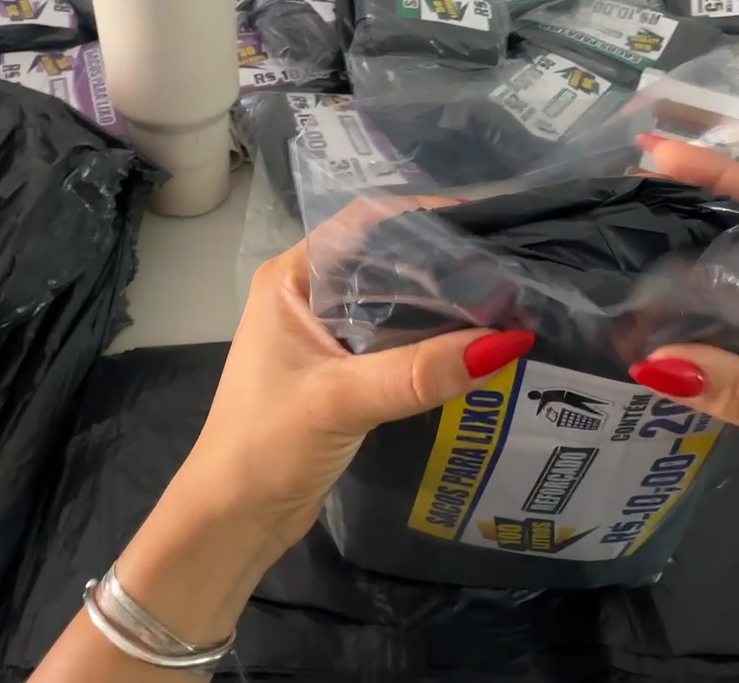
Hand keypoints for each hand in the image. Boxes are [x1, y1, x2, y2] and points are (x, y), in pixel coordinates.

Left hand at [97, 198, 534, 653]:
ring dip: (437, 303)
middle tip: (502, 266)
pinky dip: (428, 340)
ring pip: (390, 301)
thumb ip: (419, 372)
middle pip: (381, 259)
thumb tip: (507, 342)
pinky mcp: (340, 371)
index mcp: (291, 278)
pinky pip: (392, 340)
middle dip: (438, 262)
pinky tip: (471, 345)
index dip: (418, 215)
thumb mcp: (341, 400)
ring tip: (501, 299)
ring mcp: (322, 334)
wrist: (231, 521)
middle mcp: (306, 295)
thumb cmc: (266, 446)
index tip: (478, 222)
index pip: (361, 223)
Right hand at [629, 138, 738, 569]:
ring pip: (722, 290)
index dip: (723, 177)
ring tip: (613, 255)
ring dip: (673, 276)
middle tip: (620, 199)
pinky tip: (634, 325)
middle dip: (686, 215)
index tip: (661, 157)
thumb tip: (650, 358)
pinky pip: (714, 336)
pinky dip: (676, 328)